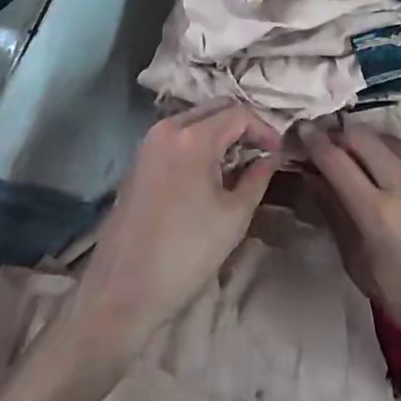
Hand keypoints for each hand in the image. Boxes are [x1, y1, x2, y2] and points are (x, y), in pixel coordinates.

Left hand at [73, 102, 281, 348]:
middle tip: (262, 150)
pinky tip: (211, 169)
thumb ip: (258, 177)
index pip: (239, 113)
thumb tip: (270, 157)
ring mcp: (148, 143)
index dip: (264, 128)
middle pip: (215, 108)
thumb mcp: (234, 216)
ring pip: (195, 119)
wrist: (121, 293)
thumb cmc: (185, 253)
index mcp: (192, 138)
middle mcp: (167, 129)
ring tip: (241, 159)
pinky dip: (199, 141)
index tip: (278, 151)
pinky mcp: (138, 161)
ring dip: (221, 131)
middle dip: (243, 124)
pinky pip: (177, 135)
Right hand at [300, 124, 400, 353]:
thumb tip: (311, 173)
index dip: (314, 141)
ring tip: (371, 163)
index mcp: (377, 213)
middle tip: (332, 143)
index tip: (302, 129)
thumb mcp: (358, 262)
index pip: (335, 160)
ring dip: (374, 145)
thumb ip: (334, 211)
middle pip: (361, 136)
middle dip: (341, 135)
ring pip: (391, 137)